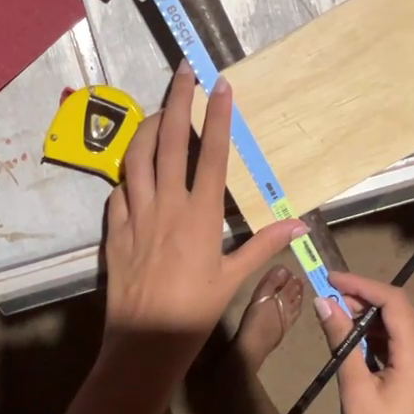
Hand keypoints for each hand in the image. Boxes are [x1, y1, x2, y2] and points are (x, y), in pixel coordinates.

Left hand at [103, 67, 304, 351]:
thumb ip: (264, 245)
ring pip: (135, 158)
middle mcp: (166, 205)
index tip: (220, 85)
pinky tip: (134, 172)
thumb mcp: (234, 279)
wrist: (145, 340)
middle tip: (182, 72)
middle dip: (176, 100)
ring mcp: (135, 215)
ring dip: (145, 128)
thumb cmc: (195, 312)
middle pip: (168, 141)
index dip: (217, 117)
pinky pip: (118, 192)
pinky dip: (128, 175)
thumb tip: (299, 223)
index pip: (212, 154)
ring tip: (156, 111)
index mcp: (201, 215)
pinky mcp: (114, 230)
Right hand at [315, 272, 413, 413]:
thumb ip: (342, 341)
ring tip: (336, 311)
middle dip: (365, 296)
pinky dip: (376, 334)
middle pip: (401, 310)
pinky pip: (399, 344)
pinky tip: (352, 335)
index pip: (395, 304)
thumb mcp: (353, 387)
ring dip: (370, 314)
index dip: (363, 285)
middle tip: (330, 295)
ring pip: (400, 326)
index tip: (332, 279)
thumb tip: (324, 303)